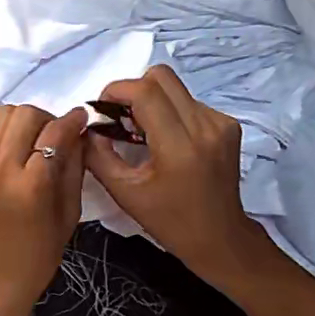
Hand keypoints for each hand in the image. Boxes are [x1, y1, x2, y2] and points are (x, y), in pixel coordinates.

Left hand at [0, 104, 87, 315]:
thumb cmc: (38, 257)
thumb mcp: (68, 215)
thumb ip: (73, 169)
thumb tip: (78, 135)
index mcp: (30, 185)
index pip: (54, 132)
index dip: (72, 121)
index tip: (82, 118)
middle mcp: (0, 169)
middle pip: (24, 114)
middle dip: (47, 118)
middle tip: (58, 136)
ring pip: (3, 118)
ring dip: (26, 123)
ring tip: (37, 144)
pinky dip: (9, 140)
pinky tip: (19, 162)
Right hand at [84, 65, 273, 287]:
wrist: (220, 238)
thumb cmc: (169, 221)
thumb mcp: (125, 192)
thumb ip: (98, 156)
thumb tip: (86, 127)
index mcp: (179, 146)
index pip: (145, 92)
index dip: (117, 90)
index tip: (102, 108)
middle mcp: (205, 126)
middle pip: (162, 77)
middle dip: (134, 90)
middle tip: (121, 118)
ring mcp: (221, 123)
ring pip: (176, 89)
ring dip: (152, 102)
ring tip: (143, 135)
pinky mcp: (228, 125)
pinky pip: (189, 103)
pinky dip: (171, 113)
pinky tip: (166, 141)